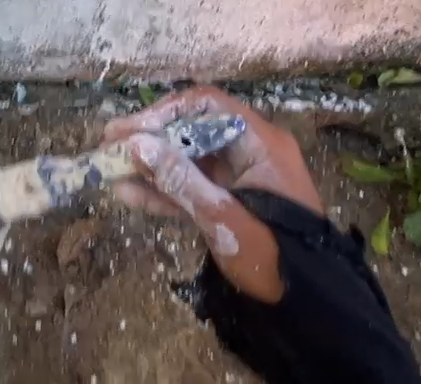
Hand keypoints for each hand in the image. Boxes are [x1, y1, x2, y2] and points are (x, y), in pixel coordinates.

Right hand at [102, 86, 323, 301]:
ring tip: (110, 168)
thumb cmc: (276, 256)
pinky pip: (191, 187)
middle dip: (150, 138)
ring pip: (187, 160)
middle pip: (192, 130)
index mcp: (260, 143)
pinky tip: (128, 195)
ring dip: (150, 166)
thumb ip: (179, 180)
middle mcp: (249, 151)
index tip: (132, 129)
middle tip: (110, 143)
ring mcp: (238, 178)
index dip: (165, 113)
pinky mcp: (228, 203)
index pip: (206, 107)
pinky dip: (163, 191)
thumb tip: (134, 144)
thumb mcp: (225, 217)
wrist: (310, 313)